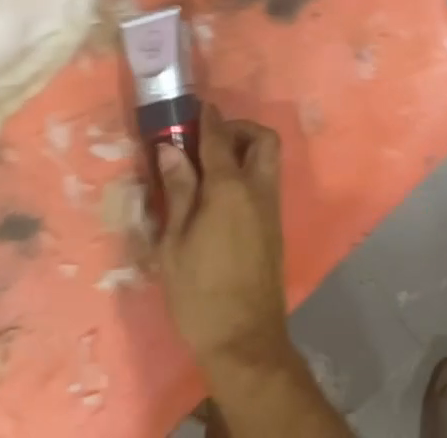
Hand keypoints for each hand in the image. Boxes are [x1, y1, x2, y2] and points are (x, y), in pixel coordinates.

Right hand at [156, 105, 288, 369]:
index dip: (207, 118)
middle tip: (206, 140)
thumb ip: (177, 191)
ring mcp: (271, 208)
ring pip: (268, 160)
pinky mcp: (274, 227)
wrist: (244, 339)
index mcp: (230, 188)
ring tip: (207, 168)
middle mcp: (258, 189)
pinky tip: (218, 196)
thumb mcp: (174, 242)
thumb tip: (171, 149)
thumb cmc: (199, 293)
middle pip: (262, 139)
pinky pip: (265, 183)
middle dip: (238, 129)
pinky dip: (248, 174)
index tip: (194, 108)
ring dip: (245, 151)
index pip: (219, 138)